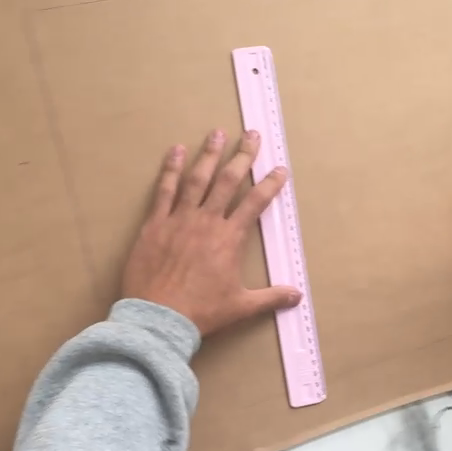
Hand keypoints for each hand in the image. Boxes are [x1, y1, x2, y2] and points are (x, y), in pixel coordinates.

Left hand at [121, 127, 299, 336]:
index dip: (270, 184)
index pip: (255, 203)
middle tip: (251, 135)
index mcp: (229, 238)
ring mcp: (179, 219)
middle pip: (228, 181)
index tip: (280, 170)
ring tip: (217, 133)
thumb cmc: (201, 312)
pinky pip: (164, 191)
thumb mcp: (241, 306)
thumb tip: (296, 297)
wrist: (160, 317)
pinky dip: (170, 170)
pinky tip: (176, 152)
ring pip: (197, 179)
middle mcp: (207, 221)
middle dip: (242, 156)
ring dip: (209, 155)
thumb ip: (270, 297)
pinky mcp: (155, 224)